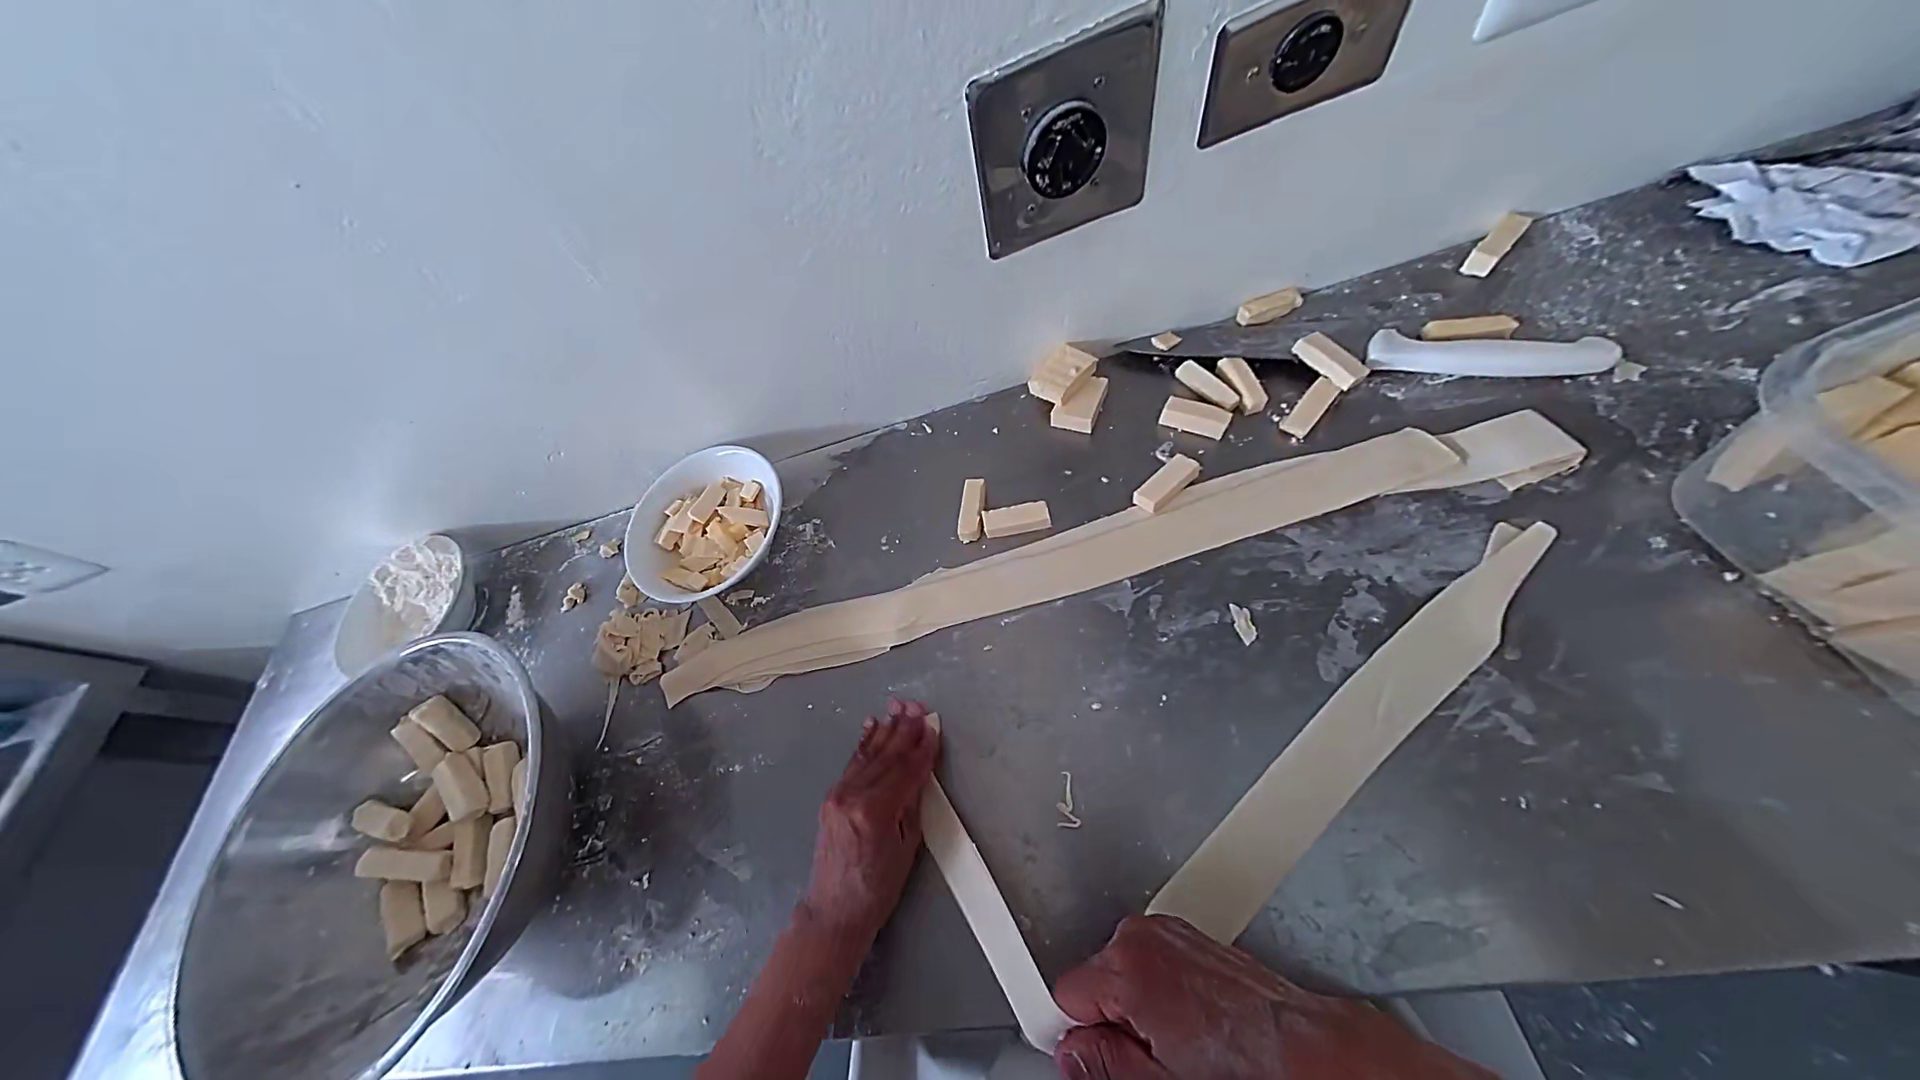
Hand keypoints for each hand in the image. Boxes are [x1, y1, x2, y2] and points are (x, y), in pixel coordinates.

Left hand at [803, 698, 939, 939]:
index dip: (923, 747)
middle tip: (918, 706)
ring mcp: (838, 794)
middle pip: (886, 756)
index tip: (933, 727)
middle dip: (905, 729)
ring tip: (898, 707)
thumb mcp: (907, 847)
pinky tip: (873, 726)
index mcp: (875, 810)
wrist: (835, 909)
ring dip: (886, 729)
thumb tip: (920, 770)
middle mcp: (853, 796)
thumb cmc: (878, 888)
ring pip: (868, 754)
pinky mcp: (831, 796)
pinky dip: (865, 743)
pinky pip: (853, 763)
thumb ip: (912, 803)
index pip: (906, 770)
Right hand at [1054, 915, 1495, 1079]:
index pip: (1063, 992)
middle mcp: (1142, 936)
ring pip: (1122, 972)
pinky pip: (1150, 961)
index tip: (1089, 1050)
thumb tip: (1073, 1054)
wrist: (1307, 1049)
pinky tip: (1192, 1021)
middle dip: (1113, 1019)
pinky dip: (1162, 989)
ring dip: (1139, 1006)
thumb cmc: (1247, 1065)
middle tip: (1155, 1055)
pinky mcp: (1185, 933)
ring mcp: (1166, 931)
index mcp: (1127, 967)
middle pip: (1095, 980)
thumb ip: (1104, 1065)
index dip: (1076, 1031)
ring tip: (1182, 1039)